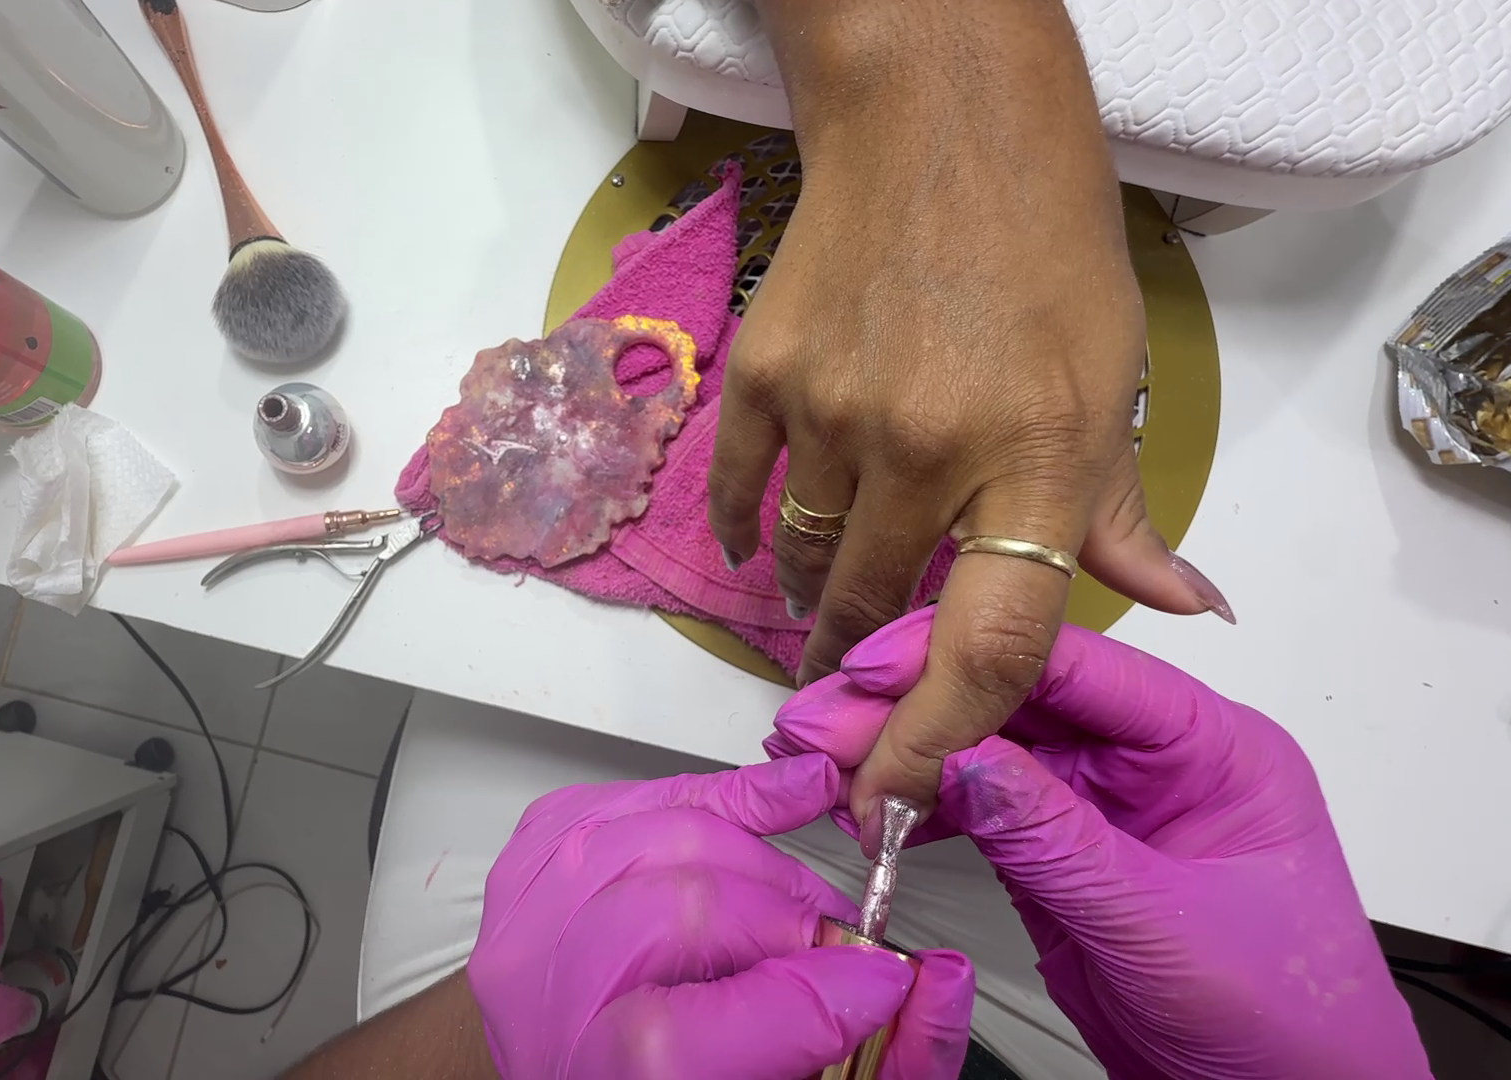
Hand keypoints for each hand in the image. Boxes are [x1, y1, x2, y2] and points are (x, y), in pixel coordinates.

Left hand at [467, 755, 974, 1078]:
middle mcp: (538, 979)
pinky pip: (647, 788)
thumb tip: (935, 982)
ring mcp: (531, 895)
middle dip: (784, 916)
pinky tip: (783, 795)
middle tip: (837, 938)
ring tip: (797, 894)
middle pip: (675, 912)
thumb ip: (875, 1059)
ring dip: (757, 856)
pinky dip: (725, 791)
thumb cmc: (651, 1065)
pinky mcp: (547, 835)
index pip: (673, 1037)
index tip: (879, 980)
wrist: (565, 1036)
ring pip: (667, 833)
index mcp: (583, 1069)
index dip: (798, 1002)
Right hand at [717, 0, 1229, 820]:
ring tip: (809, 592)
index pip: (991, 635)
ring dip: (802, 588)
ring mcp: (826, 407)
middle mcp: (923, 442)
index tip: (886, 793)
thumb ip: (1114, 505)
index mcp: (1035, 451)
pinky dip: (735, 529)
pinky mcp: (758, 376)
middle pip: (862, 600)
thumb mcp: (1108, 368)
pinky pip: (733, 489)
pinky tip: (744, 540)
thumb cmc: (1036, 241)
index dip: (937, 733)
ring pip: (795, 549)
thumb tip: (1169, 605)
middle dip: (851, 654)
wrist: (933, 119)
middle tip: (844, 675)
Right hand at [770, 611, 1430, 1079]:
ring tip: (815, 757)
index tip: (875, 668)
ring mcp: (1078, 782)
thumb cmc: (1276, 1030)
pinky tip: (860, 806)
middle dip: (899, 706)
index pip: (1067, 663)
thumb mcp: (1156, 925)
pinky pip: (958, 790)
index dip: (963, 655)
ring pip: (964, 738)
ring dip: (886, 749)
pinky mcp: (1035, 822)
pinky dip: (903, 797)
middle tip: (818, 720)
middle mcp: (1130, 745)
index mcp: (1198, 742)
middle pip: (997, 693)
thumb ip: (1050, 835)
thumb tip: (955, 753)